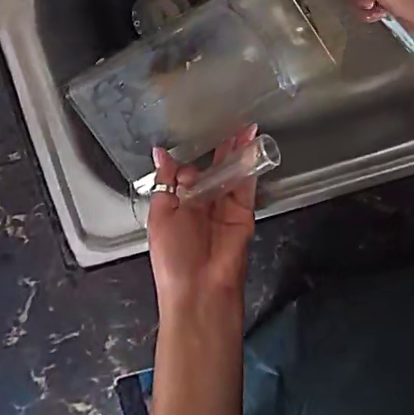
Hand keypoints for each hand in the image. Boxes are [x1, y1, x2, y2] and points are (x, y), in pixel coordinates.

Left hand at [147, 126, 258, 312]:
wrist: (200, 289)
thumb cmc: (173, 258)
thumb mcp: (160, 215)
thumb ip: (165, 181)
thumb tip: (160, 152)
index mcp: (179, 206)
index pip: (187, 175)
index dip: (188, 164)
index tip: (188, 158)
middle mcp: (203, 205)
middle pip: (214, 171)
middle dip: (222, 150)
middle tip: (231, 125)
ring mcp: (225, 208)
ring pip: (233, 174)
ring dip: (239, 152)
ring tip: (247, 128)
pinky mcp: (244, 212)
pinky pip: (247, 185)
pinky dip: (251, 166)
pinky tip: (253, 146)